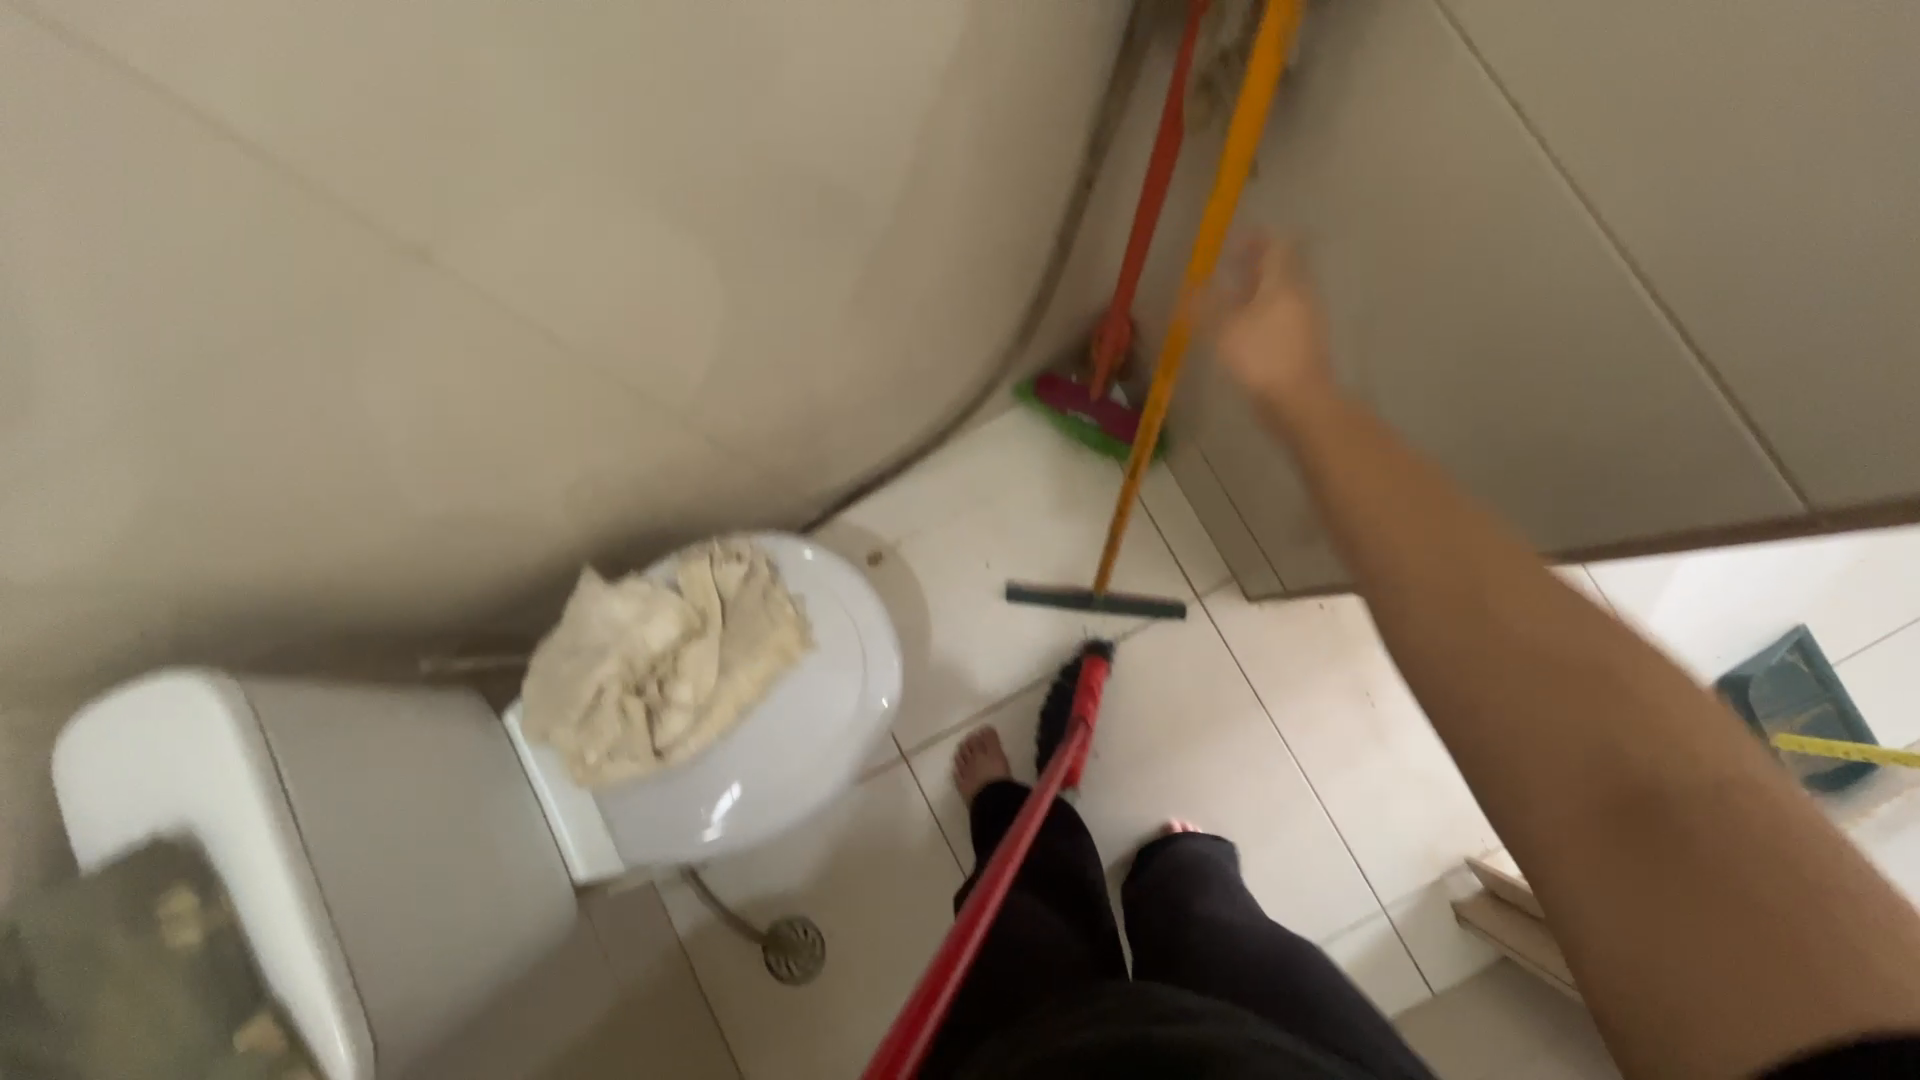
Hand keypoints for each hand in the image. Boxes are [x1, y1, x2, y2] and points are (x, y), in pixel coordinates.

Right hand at [1199, 233, 1335, 415]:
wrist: (1300, 401)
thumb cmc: (1262, 358)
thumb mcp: (1225, 330)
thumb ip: (1207, 305)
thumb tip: (1192, 286)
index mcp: (1284, 282)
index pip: (1276, 245)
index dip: (1255, 239)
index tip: (1232, 242)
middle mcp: (1300, 293)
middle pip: (1280, 268)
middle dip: (1253, 265)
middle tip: (1227, 268)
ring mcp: (1305, 318)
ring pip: (1280, 292)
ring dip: (1256, 290)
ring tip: (1228, 299)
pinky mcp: (1303, 342)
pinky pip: (1281, 315)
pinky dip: (1261, 312)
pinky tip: (1242, 329)